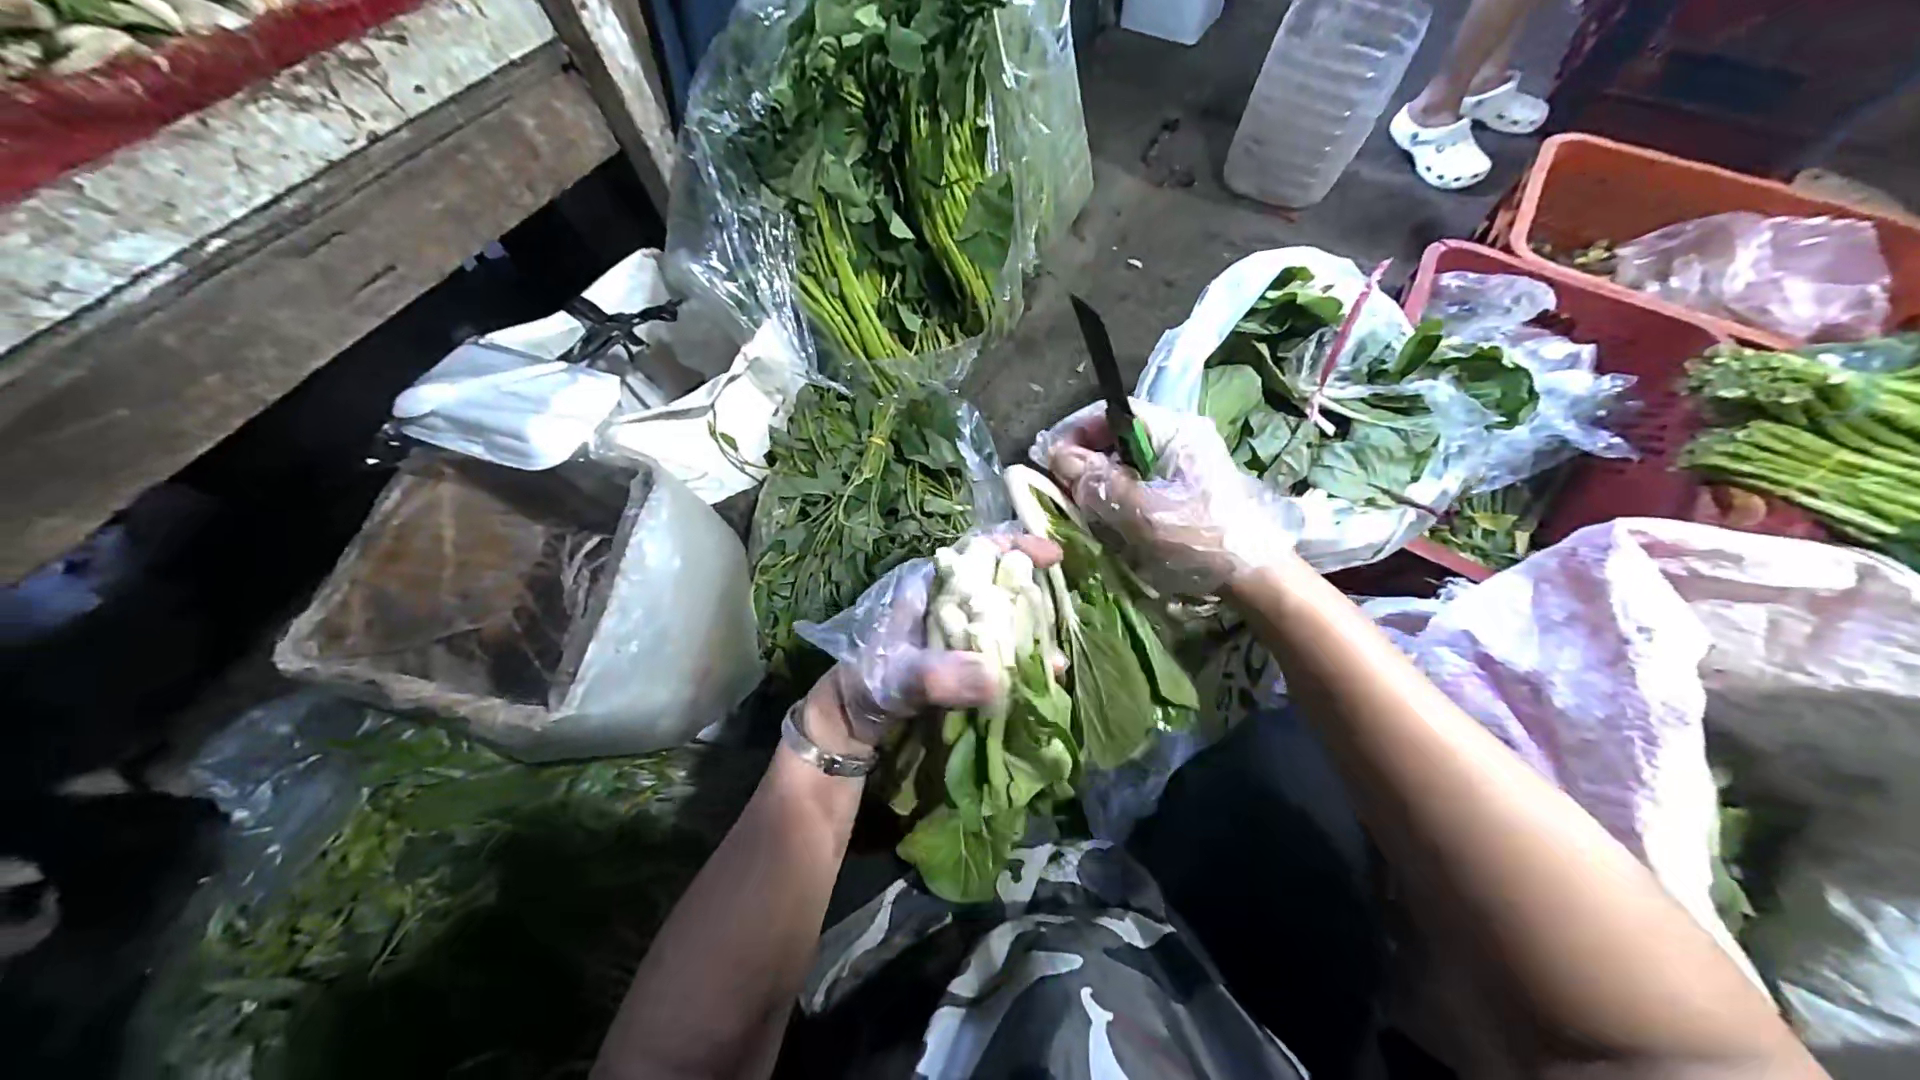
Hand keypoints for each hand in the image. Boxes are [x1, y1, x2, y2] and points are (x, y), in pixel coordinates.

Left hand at [796, 532, 1063, 754]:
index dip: (1016, 547)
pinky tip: (1041, 678)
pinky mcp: (964, 662)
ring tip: (1055, 662)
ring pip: (1005, 620)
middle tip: (1059, 620)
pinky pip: (1001, 652)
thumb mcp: (896, 677)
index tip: (1053, 556)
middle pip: (1001, 585)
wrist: (850, 724)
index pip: (978, 552)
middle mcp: (949, 603)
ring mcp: (958, 633)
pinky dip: (1022, 662)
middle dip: (1033, 598)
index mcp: (930, 587)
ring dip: (1032, 635)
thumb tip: (996, 676)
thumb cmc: (866, 685)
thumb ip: (938, 675)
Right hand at [1035, 398, 1300, 594]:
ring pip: (1127, 459)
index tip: (1051, 458)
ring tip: (1084, 506)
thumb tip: (1057, 455)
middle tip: (1064, 487)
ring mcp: (1186, 463)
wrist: (1253, 576)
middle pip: (1118, 435)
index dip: (1076, 430)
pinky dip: (1120, 493)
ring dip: (1101, 479)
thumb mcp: (1137, 508)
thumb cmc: (1196, 537)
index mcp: (1172, 430)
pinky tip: (1112, 517)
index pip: (1112, 412)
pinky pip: (1142, 479)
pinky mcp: (1188, 488)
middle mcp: (1180, 438)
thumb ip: (1094, 479)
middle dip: (1085, 458)